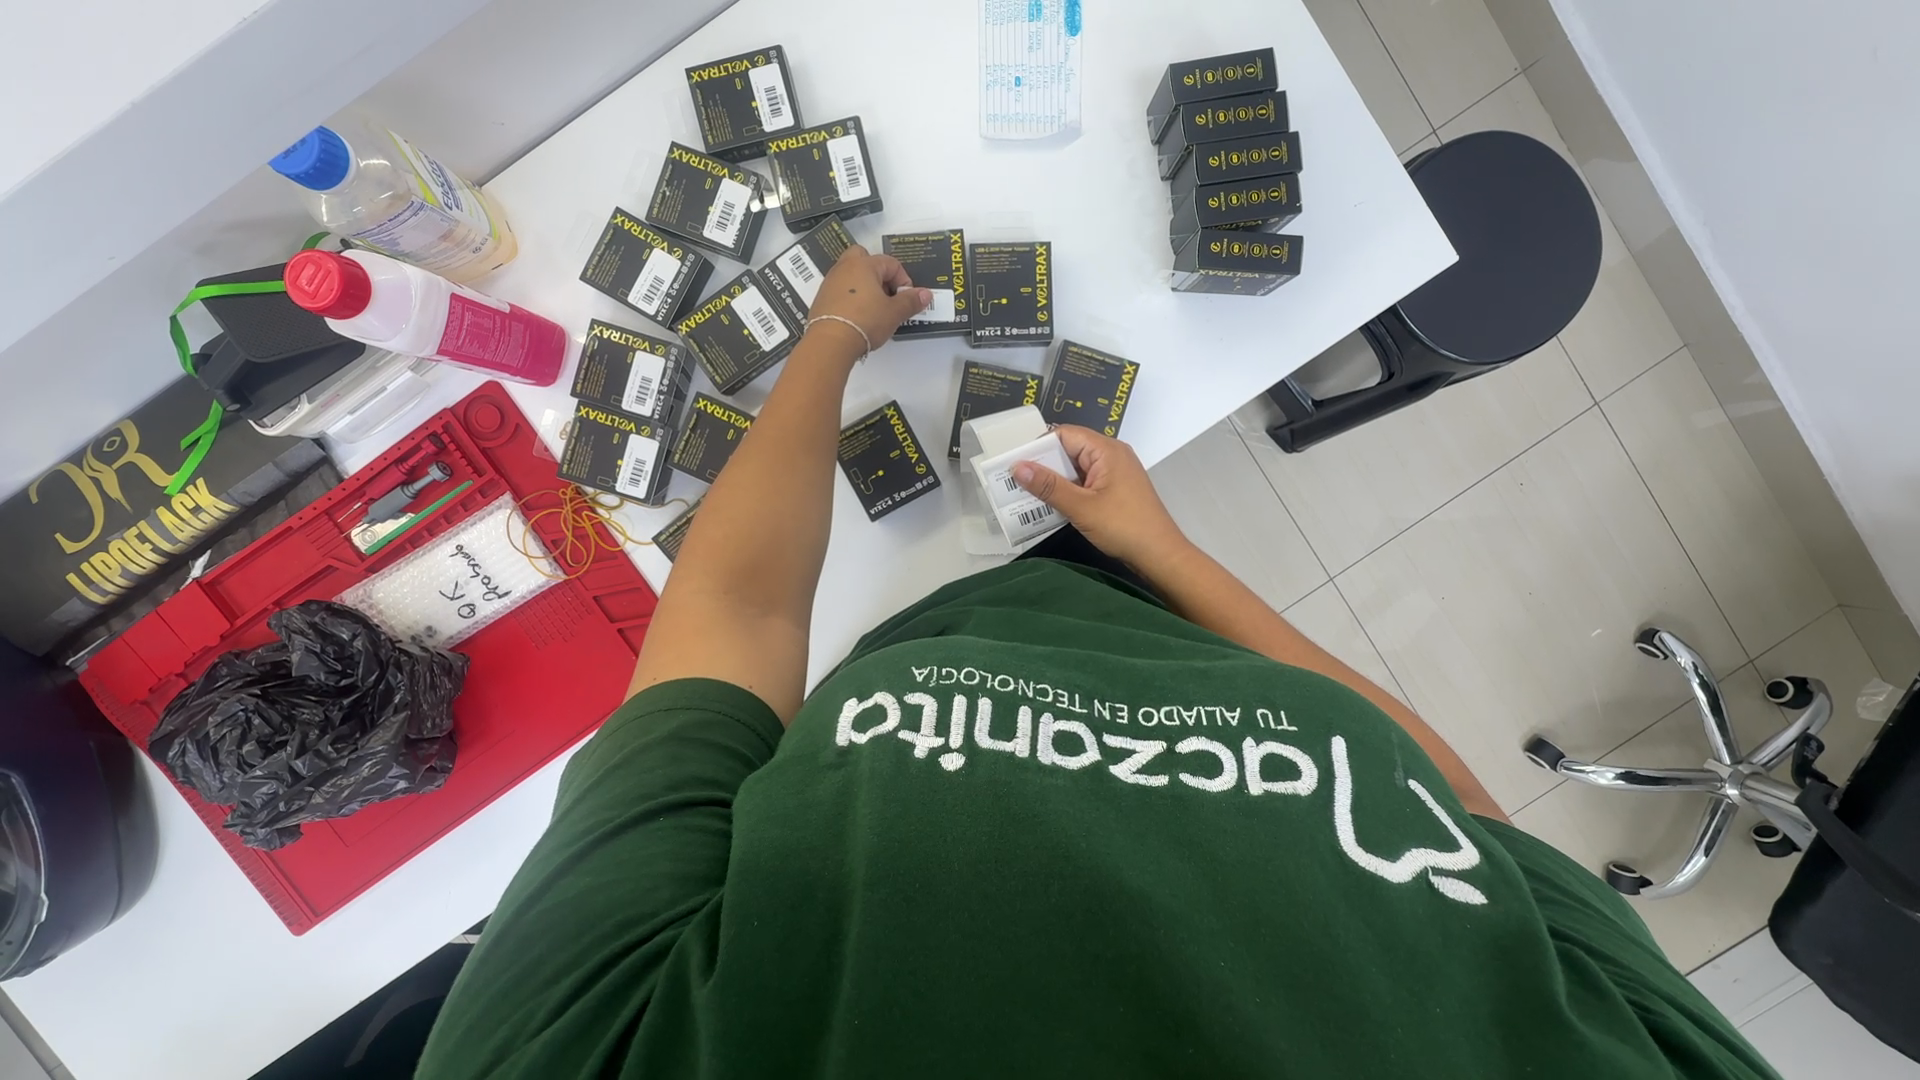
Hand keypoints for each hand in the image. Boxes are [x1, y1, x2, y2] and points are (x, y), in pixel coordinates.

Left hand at [804, 244, 931, 354]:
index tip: (906, 298)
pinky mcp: (822, 298)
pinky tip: (857, 316)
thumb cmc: (864, 322)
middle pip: (864, 258)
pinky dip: (850, 297)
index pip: (891, 263)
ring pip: (850, 273)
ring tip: (873, 308)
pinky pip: (840, 289)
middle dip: (878, 272)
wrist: (831, 342)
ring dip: (863, 285)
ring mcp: (831, 281)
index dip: (903, 280)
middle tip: (886, 293)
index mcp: (865, 265)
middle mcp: (845, 267)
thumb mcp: (894, 313)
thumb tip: (925, 294)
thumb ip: (911, 301)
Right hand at [1012, 425, 1190, 567]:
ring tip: (1027, 494)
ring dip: (1055, 480)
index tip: (1015, 464)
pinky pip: (1085, 482)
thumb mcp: (1081, 507)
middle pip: (1069, 449)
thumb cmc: (1124, 528)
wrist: (1160, 555)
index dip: (1039, 446)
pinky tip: (1051, 505)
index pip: (1065, 435)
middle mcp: (1112, 455)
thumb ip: (1049, 486)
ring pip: (1075, 468)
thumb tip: (1018, 467)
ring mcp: (1115, 472)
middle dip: (1044, 464)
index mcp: (1106, 450)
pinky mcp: (1115, 489)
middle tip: (1016, 480)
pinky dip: (1068, 491)